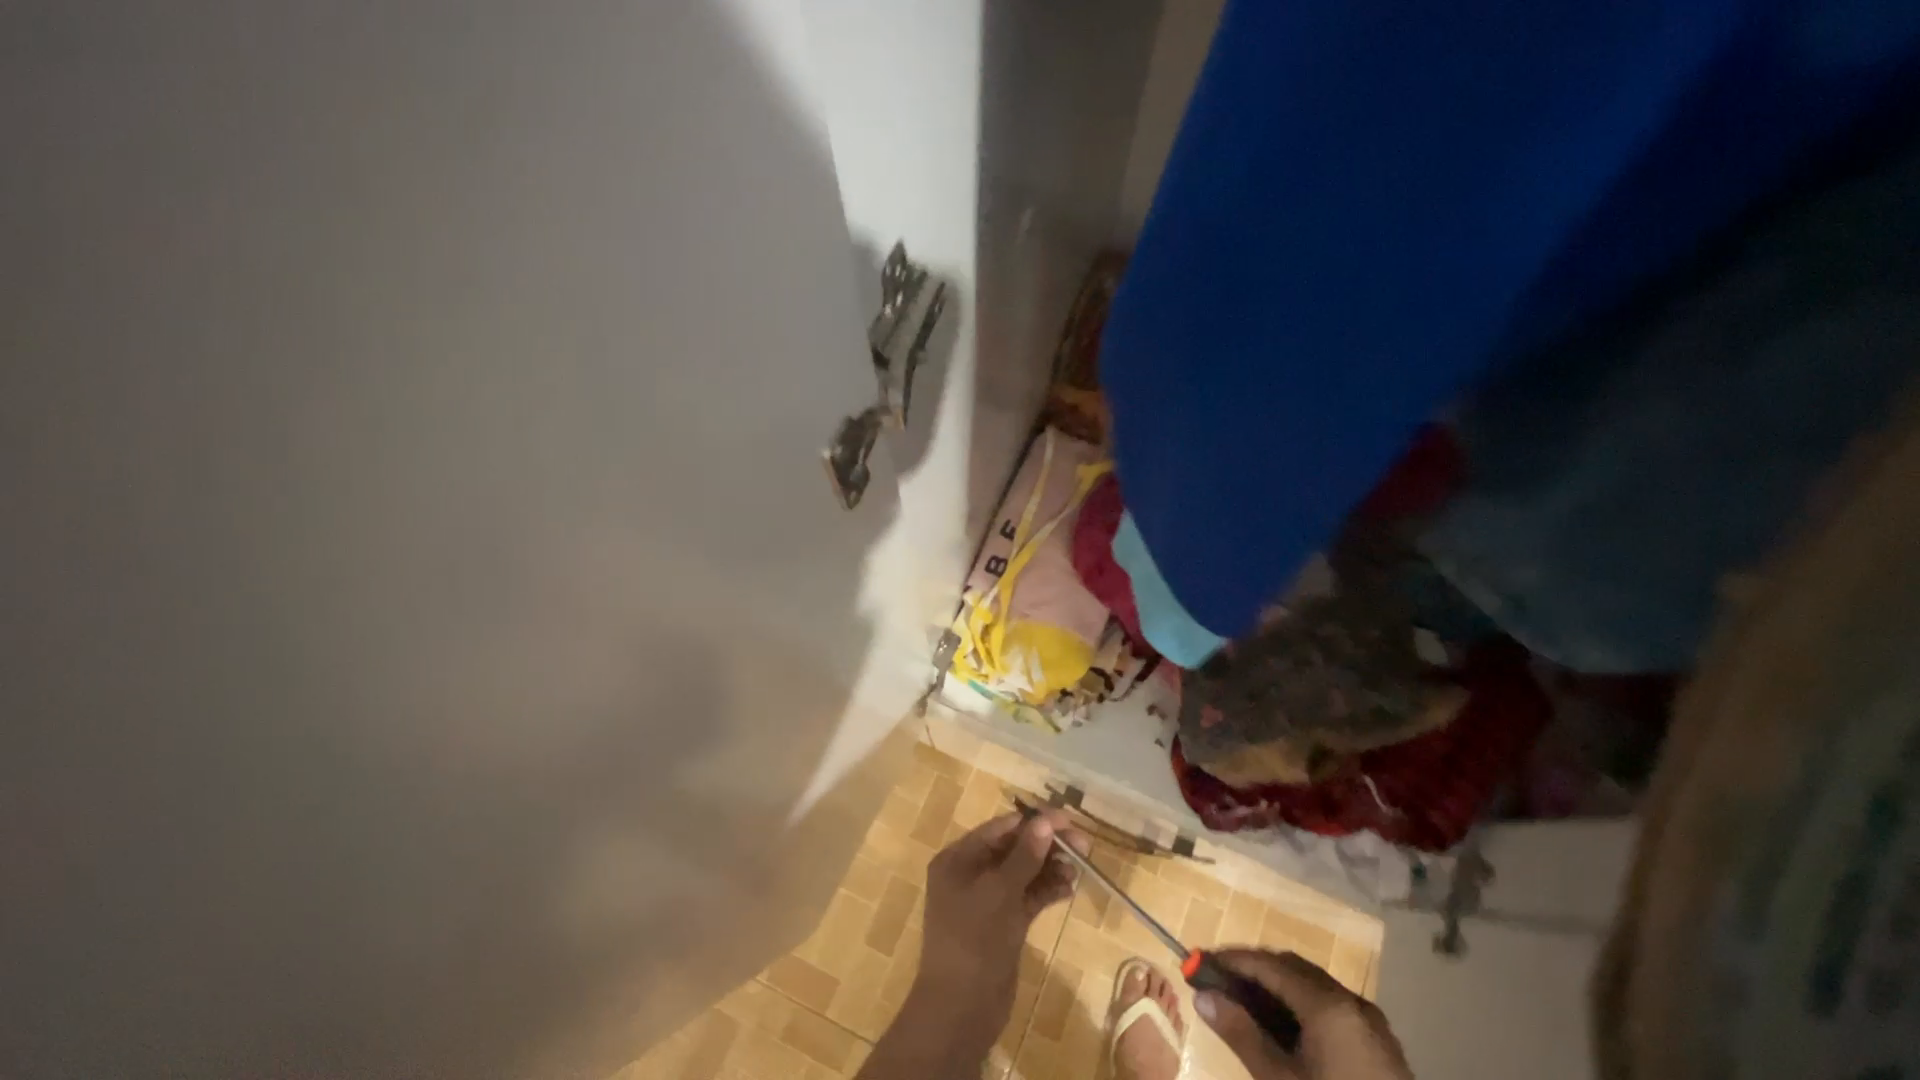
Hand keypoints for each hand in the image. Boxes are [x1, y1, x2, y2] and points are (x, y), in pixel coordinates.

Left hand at [915, 809, 1087, 1000]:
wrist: (960, 1009)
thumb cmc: (973, 941)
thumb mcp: (999, 894)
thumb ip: (1024, 857)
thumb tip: (1045, 822)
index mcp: (957, 860)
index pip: (1000, 829)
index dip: (1034, 823)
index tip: (1070, 821)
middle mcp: (970, 875)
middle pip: (1014, 849)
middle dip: (1046, 845)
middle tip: (1084, 846)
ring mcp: (987, 901)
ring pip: (1023, 874)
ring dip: (1050, 868)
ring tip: (1080, 868)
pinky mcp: (1003, 924)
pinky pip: (1027, 898)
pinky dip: (1047, 891)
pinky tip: (1069, 888)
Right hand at [1194, 949, 1411, 1079]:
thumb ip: (1241, 1034)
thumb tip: (1203, 997)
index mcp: (1328, 1006)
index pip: (1270, 965)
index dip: (1232, 960)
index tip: (1198, 963)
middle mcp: (1352, 1002)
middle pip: (1293, 969)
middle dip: (1253, 970)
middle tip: (1217, 983)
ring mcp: (1370, 1023)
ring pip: (1315, 987)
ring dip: (1277, 988)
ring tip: (1243, 1004)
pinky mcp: (1380, 1045)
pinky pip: (1333, 1008)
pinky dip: (1301, 1006)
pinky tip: (1283, 1030)